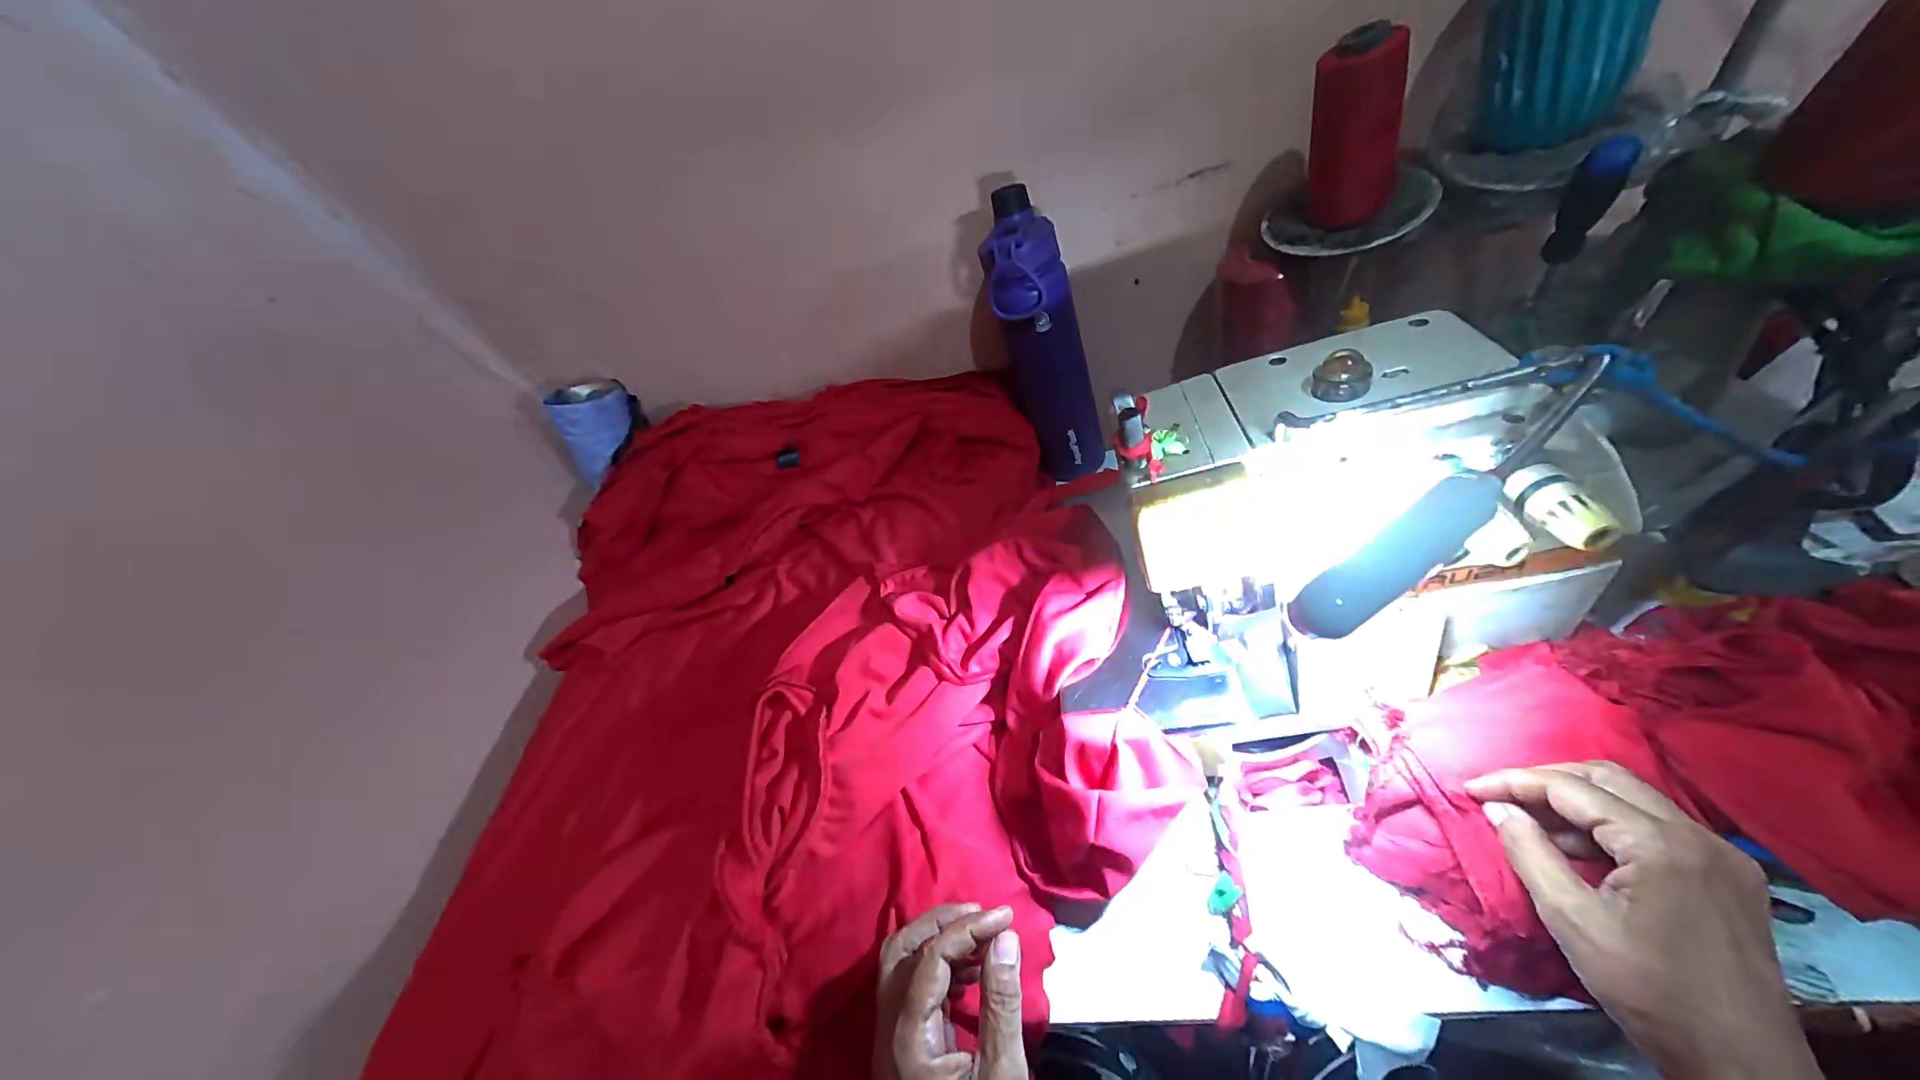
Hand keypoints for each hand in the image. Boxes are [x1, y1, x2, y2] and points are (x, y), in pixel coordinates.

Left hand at [874, 903, 1027, 1079]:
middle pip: (903, 950)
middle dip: (944, 923)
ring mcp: (890, 1033)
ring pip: (903, 962)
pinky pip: (911, 983)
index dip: (969, 929)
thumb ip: (1001, 1005)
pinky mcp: (902, 1040)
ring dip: (940, 940)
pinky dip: (939, 963)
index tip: (1006, 916)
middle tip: (984, 915)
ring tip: (983, 936)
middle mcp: (887, 1027)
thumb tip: (1006, 939)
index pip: (930, 957)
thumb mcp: (1000, 1073)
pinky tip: (972, 969)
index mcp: (907, 1035)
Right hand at [1467, 762, 1820, 1079]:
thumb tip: (1497, 808)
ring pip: (1633, 798)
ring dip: (1576, 800)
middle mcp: (1700, 838)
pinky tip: (1579, 847)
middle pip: (1608, 779)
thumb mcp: (1570, 918)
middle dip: (1545, 780)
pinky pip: (1657, 827)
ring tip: (1530, 820)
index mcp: (1662, 844)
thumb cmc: (1648, 989)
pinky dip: (1609, 824)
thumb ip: (1529, 852)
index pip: (1572, 788)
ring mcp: (1723, 857)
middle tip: (1500, 796)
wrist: (1742, 1064)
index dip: (1514, 782)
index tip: (1470, 788)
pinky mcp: (1729, 877)